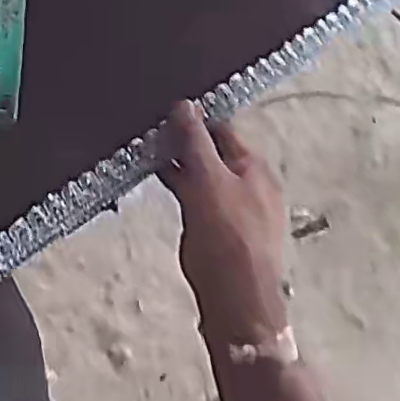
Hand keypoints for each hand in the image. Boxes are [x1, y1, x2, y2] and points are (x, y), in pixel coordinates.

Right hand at [161, 101, 289, 345]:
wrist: (234, 296)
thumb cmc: (228, 234)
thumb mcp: (208, 178)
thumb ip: (194, 140)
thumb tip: (184, 104)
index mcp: (254, 167)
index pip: (221, 127)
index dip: (195, 116)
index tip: (165, 108)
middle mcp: (245, 182)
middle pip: (210, 147)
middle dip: (182, 137)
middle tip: (150, 126)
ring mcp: (229, 202)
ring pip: (199, 168)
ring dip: (176, 158)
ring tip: (145, 144)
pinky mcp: (212, 221)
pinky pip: (192, 189)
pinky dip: (175, 179)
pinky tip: (153, 170)